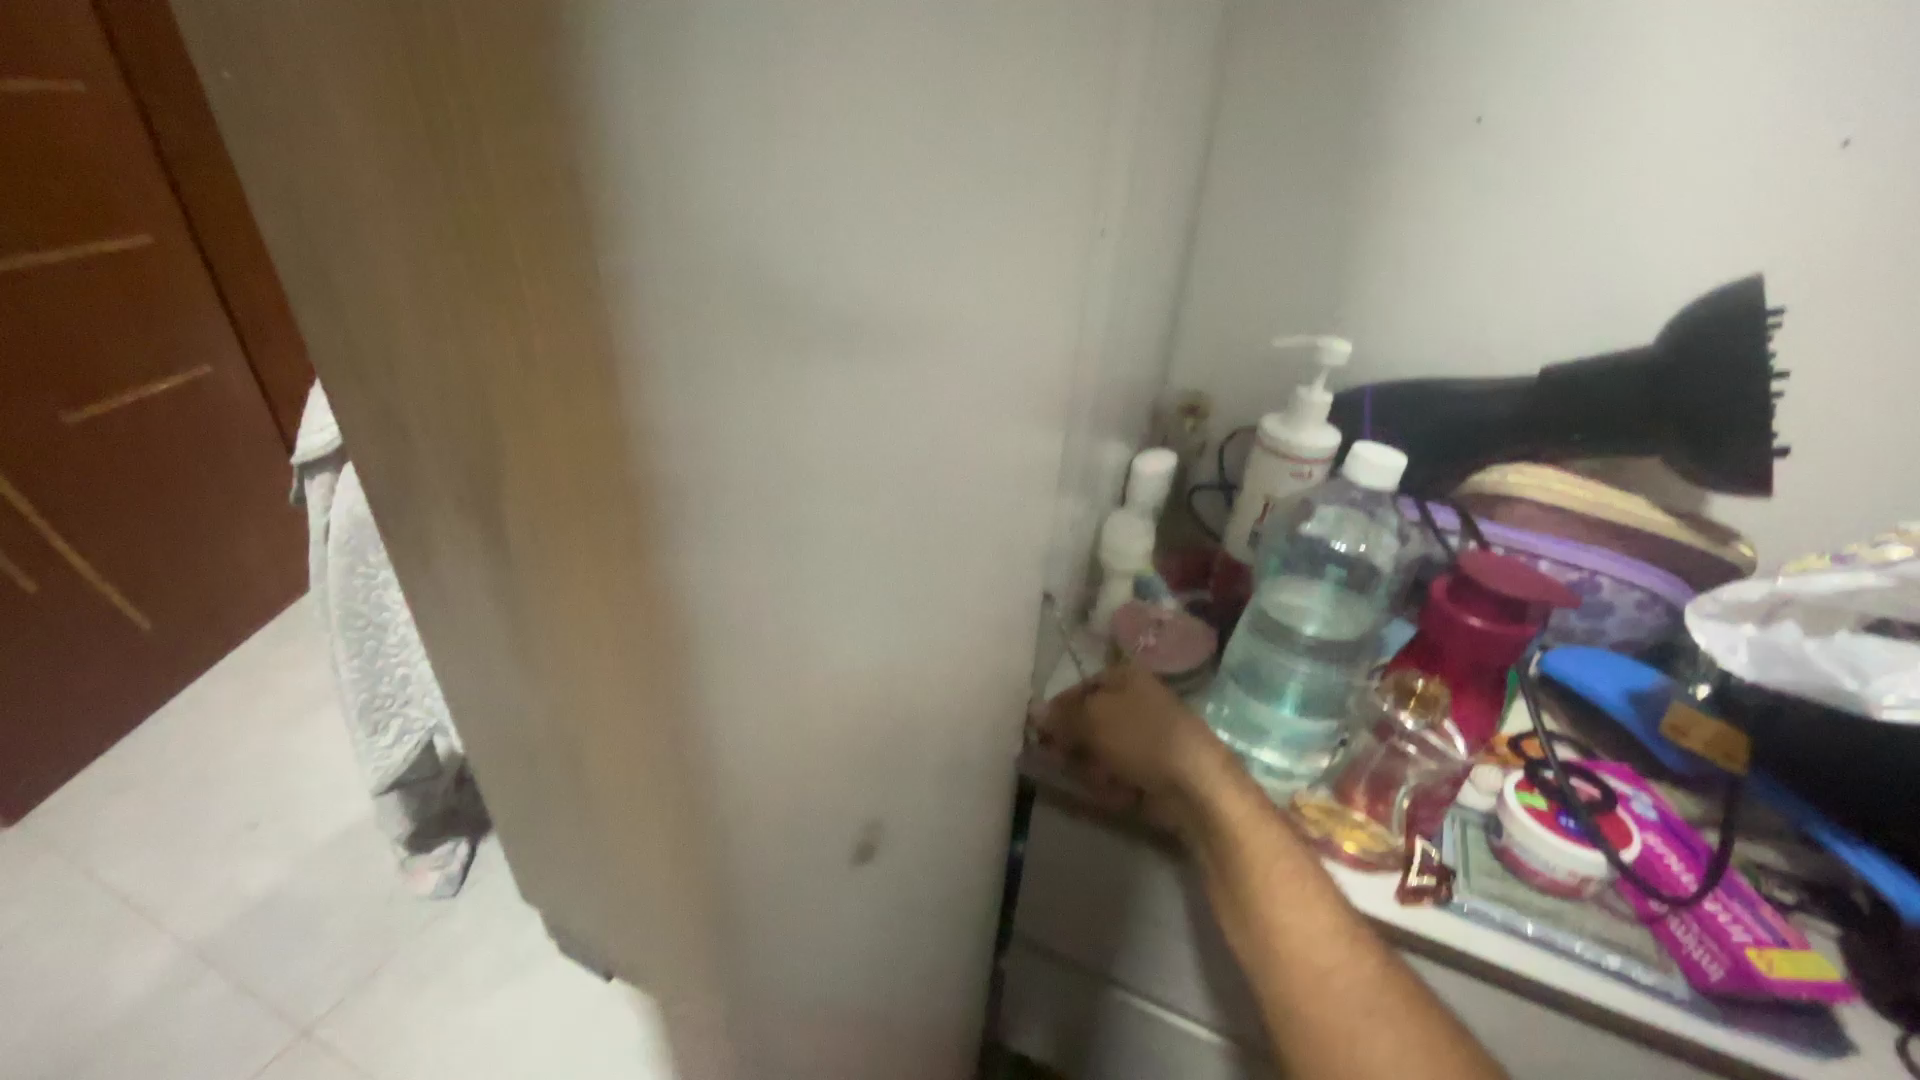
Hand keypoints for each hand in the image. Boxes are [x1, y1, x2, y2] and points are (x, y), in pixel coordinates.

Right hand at [1038, 662, 1231, 819]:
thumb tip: (1033, 711)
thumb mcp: (1093, 718)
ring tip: (1099, 779)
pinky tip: (1118, 793)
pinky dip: (1112, 785)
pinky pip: (1118, 774)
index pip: (1080, 688)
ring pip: (1100, 752)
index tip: (1040, 733)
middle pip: (1088, 722)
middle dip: (1073, 743)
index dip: (1058, 709)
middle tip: (1060, 760)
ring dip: (1091, 768)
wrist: (1195, 784)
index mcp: (1125, 678)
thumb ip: (1061, 716)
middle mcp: (1136, 703)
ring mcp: (1145, 738)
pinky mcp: (1151, 770)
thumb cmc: (1141, 737)